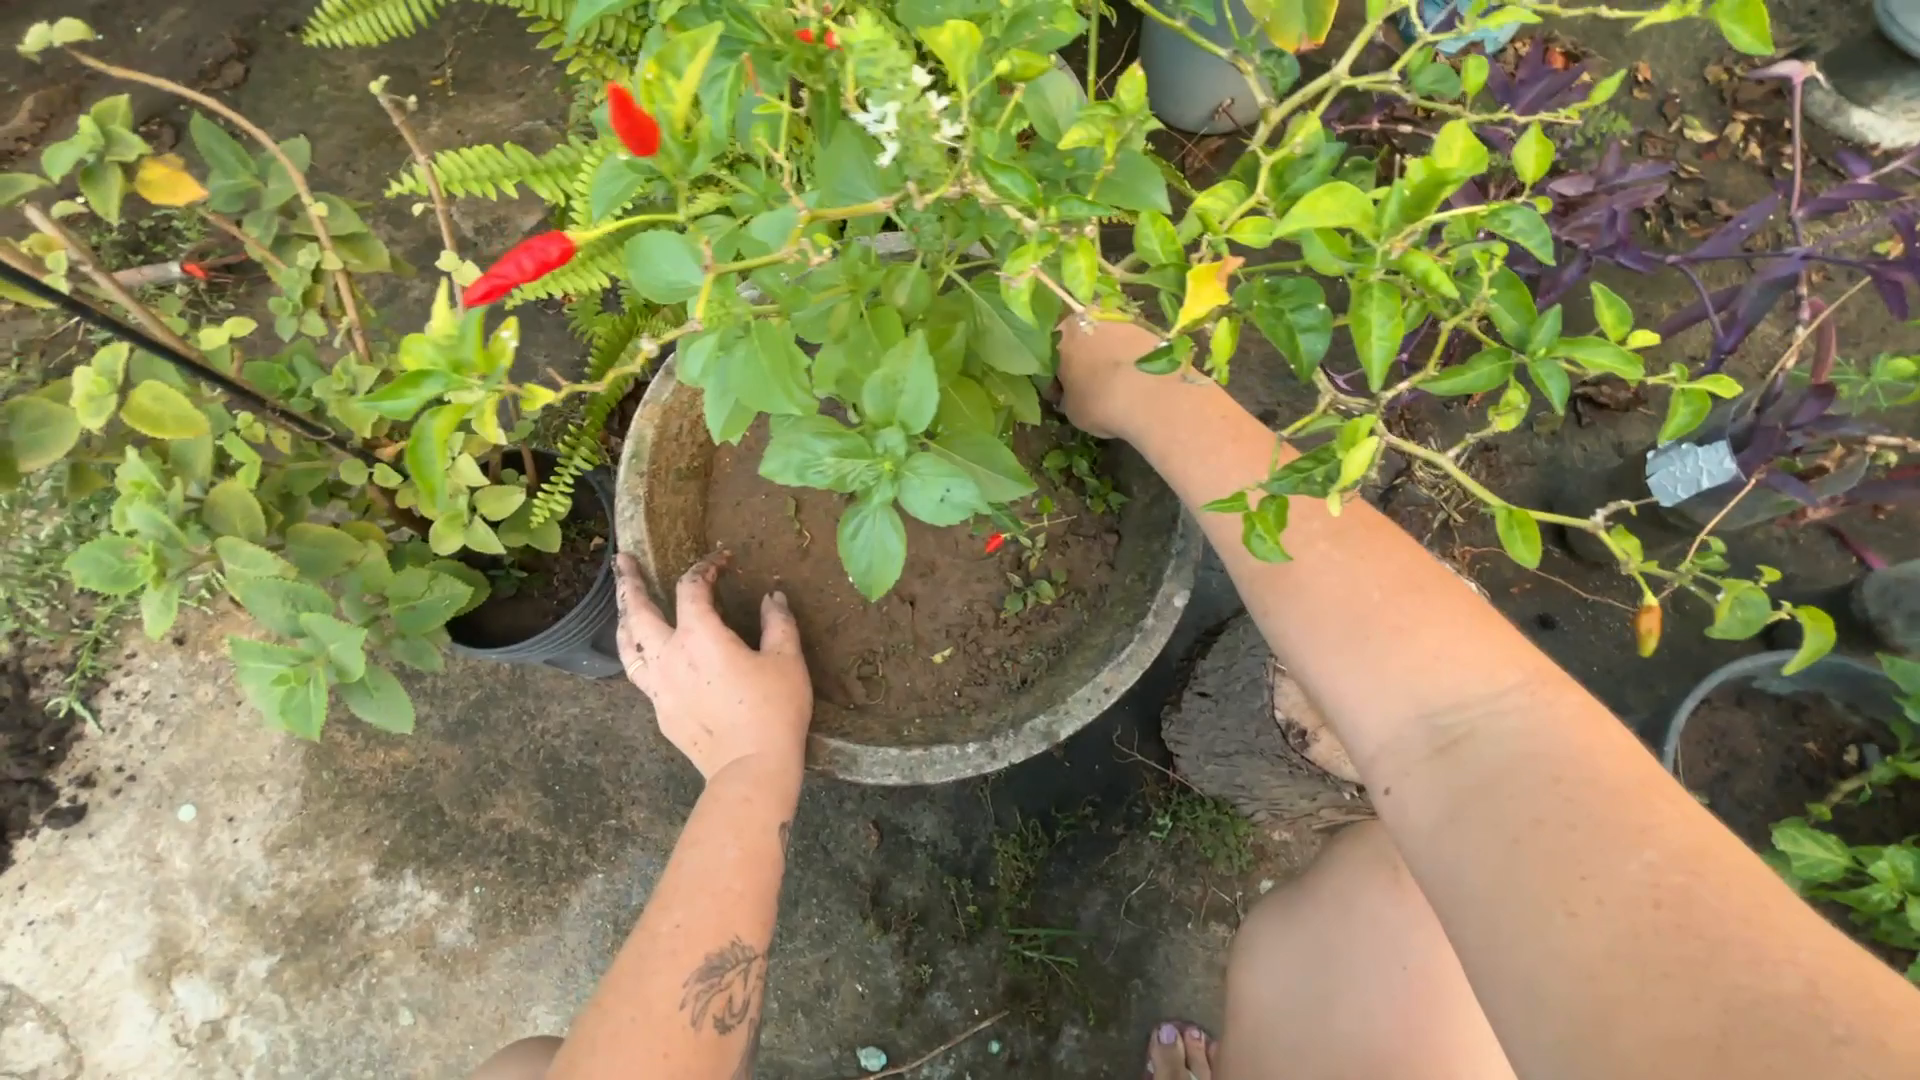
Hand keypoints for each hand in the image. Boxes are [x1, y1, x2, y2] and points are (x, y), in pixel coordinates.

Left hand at [613, 551, 812, 783]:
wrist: (752, 768)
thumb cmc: (775, 710)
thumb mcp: (787, 659)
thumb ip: (778, 622)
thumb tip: (773, 597)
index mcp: (701, 636)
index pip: (692, 588)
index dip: (705, 567)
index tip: (721, 562)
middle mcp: (670, 656)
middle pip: (638, 611)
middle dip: (629, 581)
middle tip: (621, 560)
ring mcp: (659, 688)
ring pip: (628, 645)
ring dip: (623, 618)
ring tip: (622, 603)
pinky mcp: (661, 712)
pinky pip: (640, 674)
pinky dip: (638, 653)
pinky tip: (646, 653)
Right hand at [1054, 313, 1181, 441]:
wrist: (1152, 396)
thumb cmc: (1099, 402)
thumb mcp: (1071, 409)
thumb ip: (1067, 396)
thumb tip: (1072, 395)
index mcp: (1063, 333)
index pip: (1052, 356)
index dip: (1057, 378)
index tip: (1064, 395)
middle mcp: (1091, 317)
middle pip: (1083, 341)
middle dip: (1085, 361)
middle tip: (1090, 387)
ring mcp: (1124, 320)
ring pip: (1110, 340)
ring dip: (1110, 358)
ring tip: (1118, 386)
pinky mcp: (1151, 329)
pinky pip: (1133, 347)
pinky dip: (1132, 361)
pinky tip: (1137, 383)